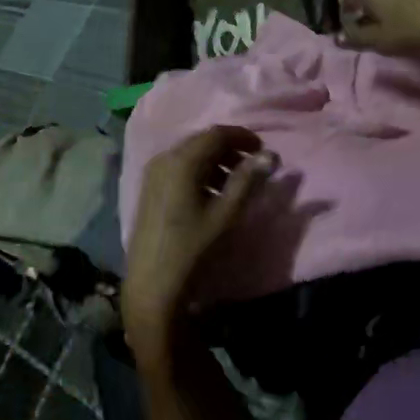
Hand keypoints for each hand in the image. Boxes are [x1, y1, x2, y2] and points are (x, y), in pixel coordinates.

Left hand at [123, 125, 273, 350]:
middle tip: (253, 165)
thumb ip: (248, 181)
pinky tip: (212, 195)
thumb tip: (270, 155)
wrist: (153, 285)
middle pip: (201, 141)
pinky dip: (199, 172)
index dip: (243, 136)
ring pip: (189, 155)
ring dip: (215, 161)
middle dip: (230, 149)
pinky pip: (178, 168)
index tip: (263, 150)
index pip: (216, 133)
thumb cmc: (193, 249)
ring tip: (236, 184)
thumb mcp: (226, 215)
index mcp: (181, 161)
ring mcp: (152, 174)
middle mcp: (163, 159)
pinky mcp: (149, 189)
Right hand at [340, 0, 419, 52]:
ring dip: (385, 7)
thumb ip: (357, 38)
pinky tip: (413, 18)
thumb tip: (337, 37)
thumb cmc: (417, 30)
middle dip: (366, 11)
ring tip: (394, 27)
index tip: (354, 32)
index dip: (347, 16)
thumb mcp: (383, 41)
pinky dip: (402, 3)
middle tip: (374, 32)